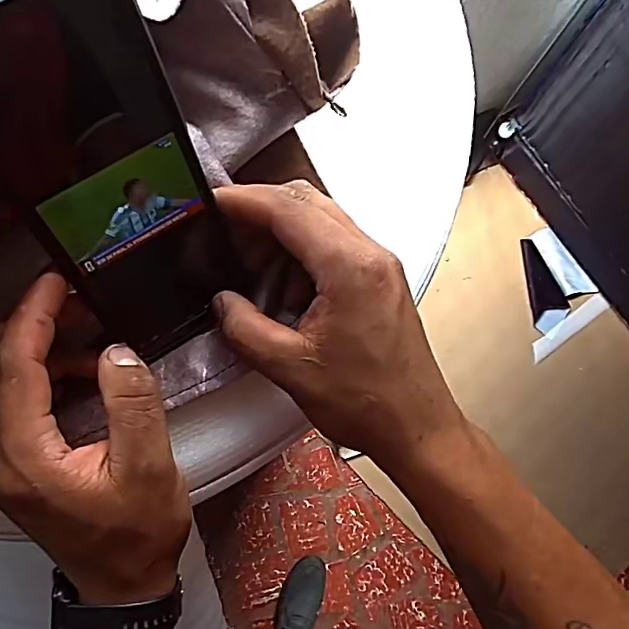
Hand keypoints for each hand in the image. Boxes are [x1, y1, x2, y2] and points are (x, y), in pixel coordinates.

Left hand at [0, 273, 189, 604]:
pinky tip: (83, 372)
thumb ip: (133, 405)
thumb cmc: (139, 536)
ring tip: (88, 335)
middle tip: (73, 300)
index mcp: (24, 458)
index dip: (32, 316)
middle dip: (27, 324)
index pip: (13, 367)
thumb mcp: (149, 469)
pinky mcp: (12, 466)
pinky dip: (39, 375)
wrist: (121, 588)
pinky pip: (9, 403)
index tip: (56, 279)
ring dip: (34, 349)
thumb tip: (116, 350)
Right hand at [211, 182, 468, 472]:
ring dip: (282, 239)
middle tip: (227, 241)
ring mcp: (381, 268)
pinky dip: (303, 259)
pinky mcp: (381, 283)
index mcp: (351, 268)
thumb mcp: (291, 368)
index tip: (213, 203)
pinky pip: (336, 249)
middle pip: (307, 204)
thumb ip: (244, 328)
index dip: (243, 201)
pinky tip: (286, 294)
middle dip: (260, 216)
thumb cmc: (371, 403)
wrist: (416, 427)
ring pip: (322, 223)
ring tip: (253, 274)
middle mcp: (372, 257)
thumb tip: (223, 303)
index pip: (288, 209)